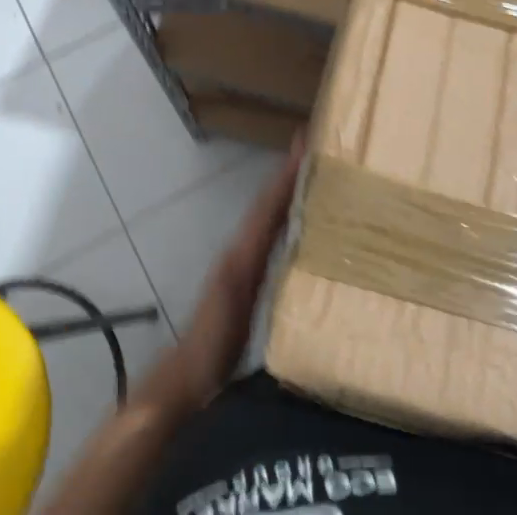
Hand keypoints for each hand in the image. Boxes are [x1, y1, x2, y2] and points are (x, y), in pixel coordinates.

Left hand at [142, 133, 303, 411]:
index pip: (269, 204)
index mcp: (243, 252)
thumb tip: (260, 238)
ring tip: (324, 172)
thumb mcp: (227, 308)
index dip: (286, 174)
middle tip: (322, 146)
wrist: (192, 375)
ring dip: (295, 192)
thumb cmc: (211, 344)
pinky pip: (278, 238)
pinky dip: (293, 219)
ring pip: (276, 217)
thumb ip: (240, 273)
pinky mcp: (256, 278)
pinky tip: (312, 220)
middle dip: (293, 173)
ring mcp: (250, 262)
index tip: (306, 141)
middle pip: (272, 202)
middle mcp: (247, 249)